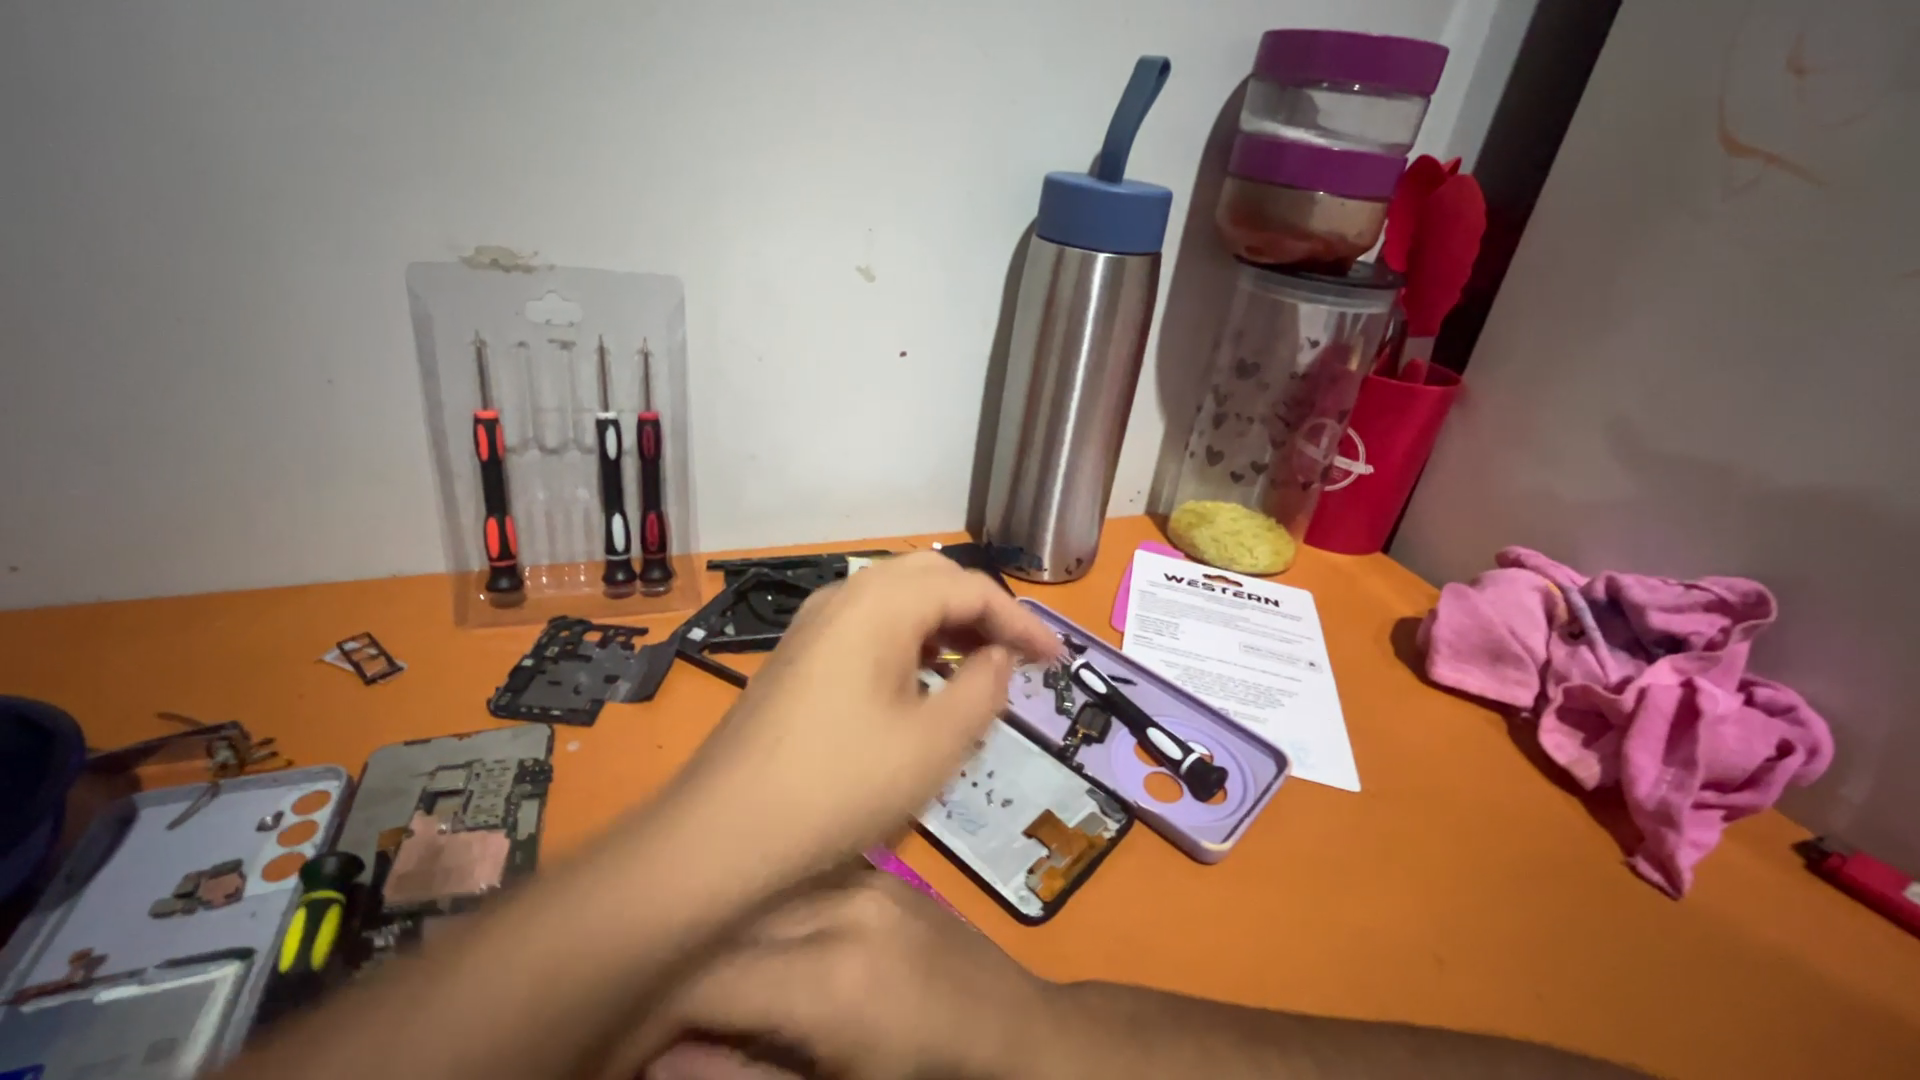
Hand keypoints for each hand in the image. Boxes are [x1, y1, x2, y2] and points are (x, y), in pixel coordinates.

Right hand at [642, 871, 1056, 1079]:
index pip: (704, 978)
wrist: (1013, 1028)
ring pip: (757, 892)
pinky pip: (797, 880)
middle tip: (642, 1001)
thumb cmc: (921, 1076)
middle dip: (675, 963)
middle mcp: (841, 911)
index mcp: (828, 981)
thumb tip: (658, 1058)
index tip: (617, 1037)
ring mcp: (863, 880)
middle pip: (725, 923)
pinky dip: (762, 906)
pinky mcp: (879, 869)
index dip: (646, 1011)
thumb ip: (742, 1075)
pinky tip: (753, 933)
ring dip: (716, 928)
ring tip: (688, 965)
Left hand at [677, 552, 1061, 870]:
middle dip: (983, 611)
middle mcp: (845, 596)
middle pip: (932, 579)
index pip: (970, 588)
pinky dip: (909, 640)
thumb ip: (983, 688)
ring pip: (897, 600)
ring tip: (979, 668)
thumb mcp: (934, 744)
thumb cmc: (840, 786)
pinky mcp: (798, 655)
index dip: (1022, 620)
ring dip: (945, 623)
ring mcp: (814, 624)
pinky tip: (921, 683)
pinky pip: (868, 626)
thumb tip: (1000, 656)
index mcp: (881, 604)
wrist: (724, 832)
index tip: (1057, 660)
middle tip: (1018, 657)